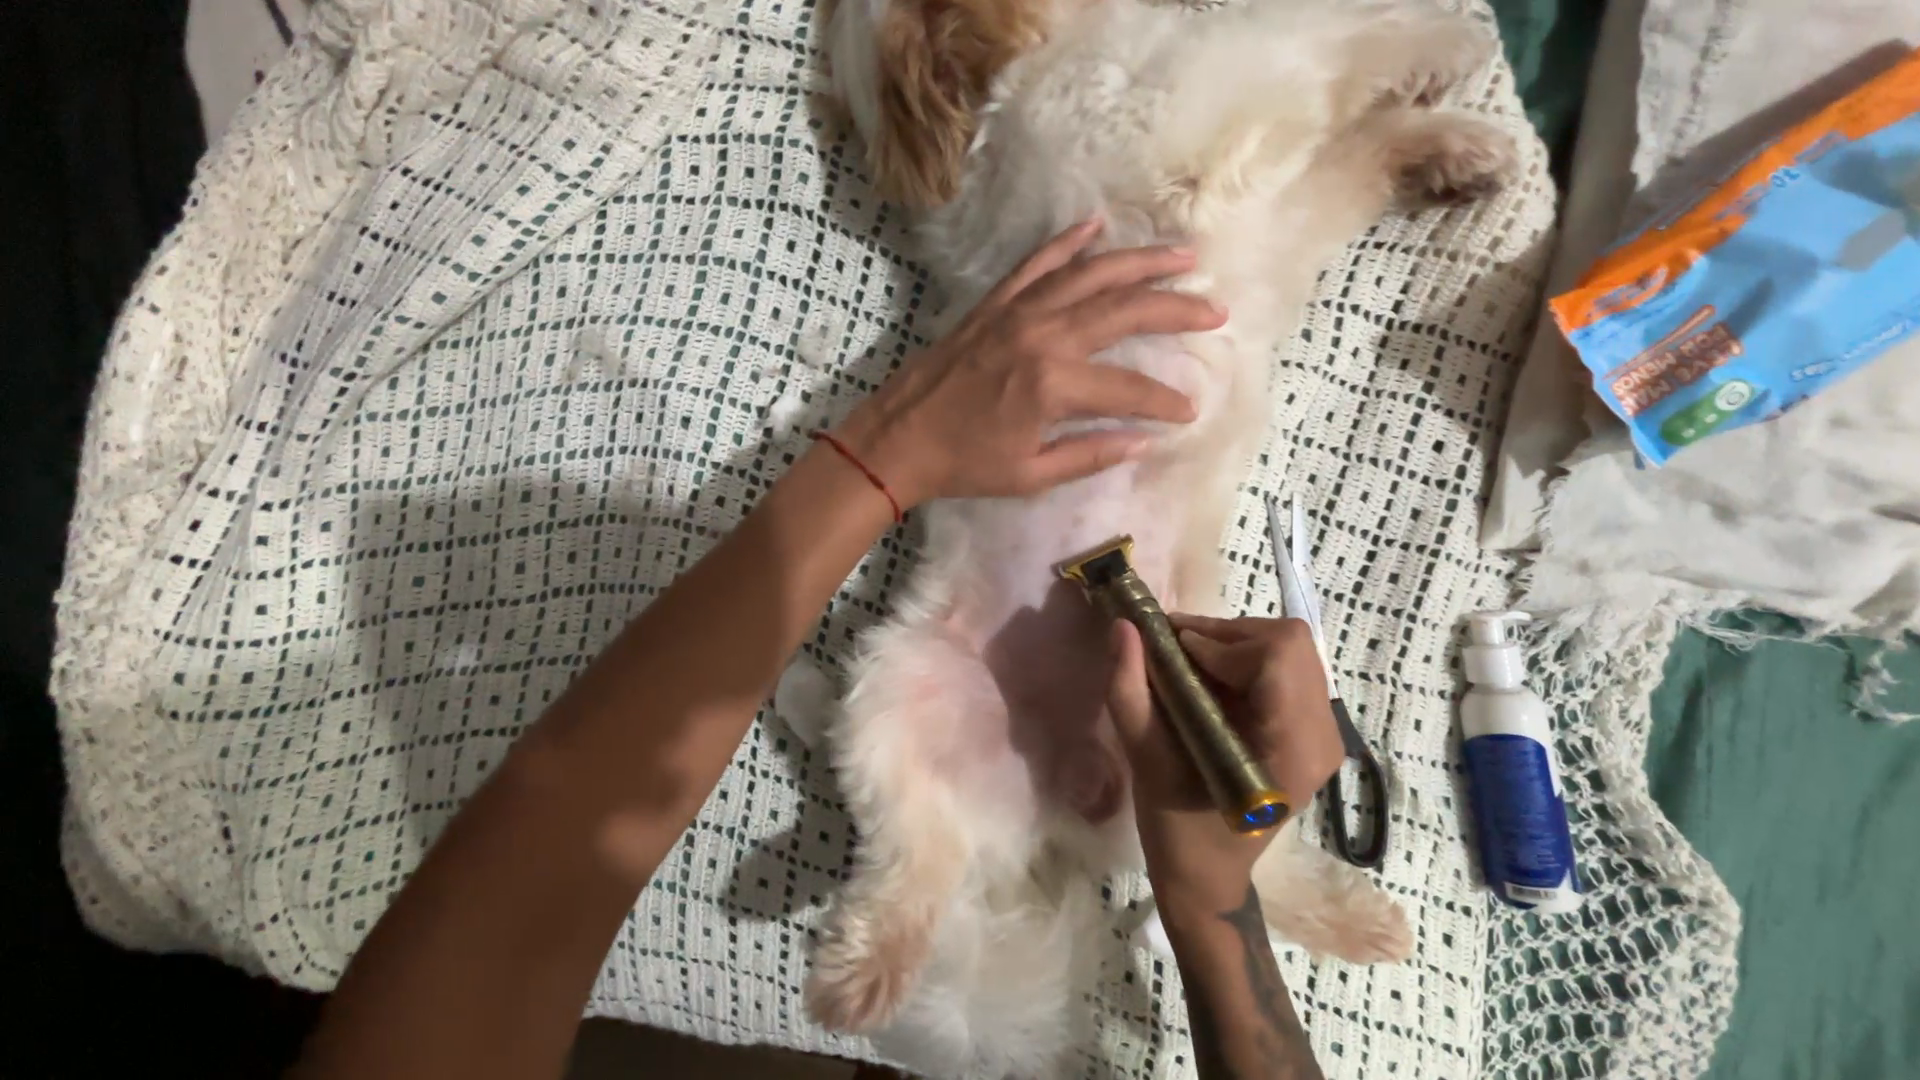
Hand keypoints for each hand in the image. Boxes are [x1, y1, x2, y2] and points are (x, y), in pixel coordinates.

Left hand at [832, 219, 1225, 507]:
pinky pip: (1037, 263)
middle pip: (1125, 311)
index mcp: (1053, 385)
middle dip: (1176, 309)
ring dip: (1140, 262)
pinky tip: (1097, 224)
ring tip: (1182, 256)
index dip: (1164, 402)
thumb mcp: (1031, 474)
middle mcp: (1043, 336)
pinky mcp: (995, 304)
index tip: (1188, 411)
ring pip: (1090, 274)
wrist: (898, 438)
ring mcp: (1017, 312)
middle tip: (1216, 309)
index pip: (1130, 389)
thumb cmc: (964, 464)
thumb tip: (1146, 440)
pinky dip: (1067, 242)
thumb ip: (1091, 454)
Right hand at [1107, 615, 1343, 913]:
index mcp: (1291, 749)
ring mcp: (1325, 731)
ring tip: (1190, 664)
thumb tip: (1125, 627)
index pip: (1276, 655)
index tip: (1176, 657)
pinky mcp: (1314, 728)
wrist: (1209, 873)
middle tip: (1176, 652)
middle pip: (1287, 641)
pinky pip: (1287, 665)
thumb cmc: (1178, 828)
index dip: (1221, 644)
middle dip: (1225, 636)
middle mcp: (1322, 735)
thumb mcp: (1145, 759)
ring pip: (1289, 646)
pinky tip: (1212, 680)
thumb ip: (1130, 690)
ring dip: (1234, 644)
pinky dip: (1245, 658)